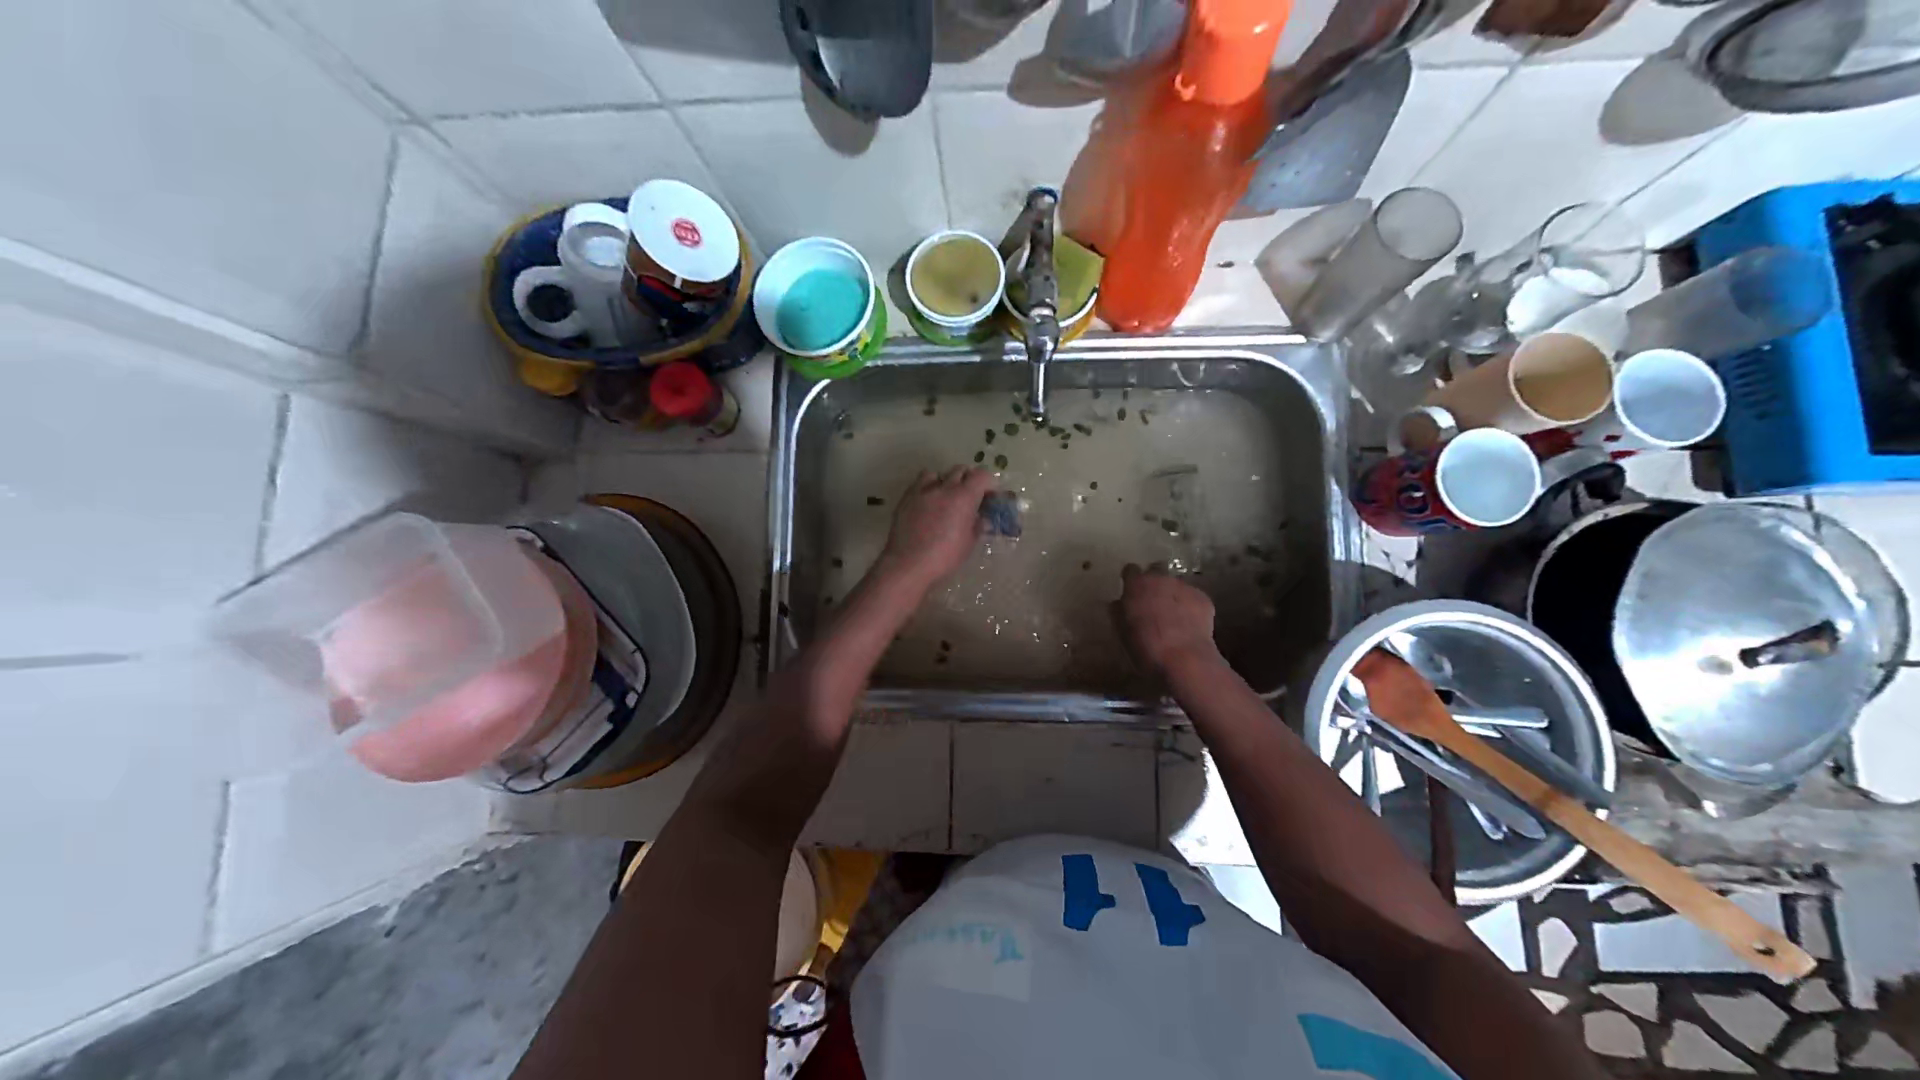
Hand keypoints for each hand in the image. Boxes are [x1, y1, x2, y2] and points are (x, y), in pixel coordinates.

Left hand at [874, 466, 996, 590]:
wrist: (909, 564)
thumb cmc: (945, 557)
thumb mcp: (969, 543)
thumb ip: (977, 526)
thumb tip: (982, 518)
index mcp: (964, 497)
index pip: (982, 475)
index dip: (987, 483)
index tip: (988, 496)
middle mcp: (944, 487)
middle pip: (960, 470)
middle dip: (968, 479)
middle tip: (969, 496)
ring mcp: (922, 490)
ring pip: (937, 473)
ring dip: (944, 481)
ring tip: (945, 497)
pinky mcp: (906, 498)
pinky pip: (918, 483)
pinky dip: (926, 488)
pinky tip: (927, 504)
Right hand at [1116, 565, 1220, 676]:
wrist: (1184, 659)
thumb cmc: (1145, 647)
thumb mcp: (1122, 631)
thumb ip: (1119, 612)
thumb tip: (1119, 603)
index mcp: (1137, 585)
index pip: (1130, 570)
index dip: (1131, 580)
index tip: (1130, 590)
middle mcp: (1161, 579)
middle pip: (1157, 571)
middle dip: (1154, 583)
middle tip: (1152, 602)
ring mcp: (1184, 587)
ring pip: (1176, 586)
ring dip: (1173, 596)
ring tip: (1174, 617)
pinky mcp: (1203, 599)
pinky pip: (1193, 598)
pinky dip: (1190, 607)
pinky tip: (1190, 625)